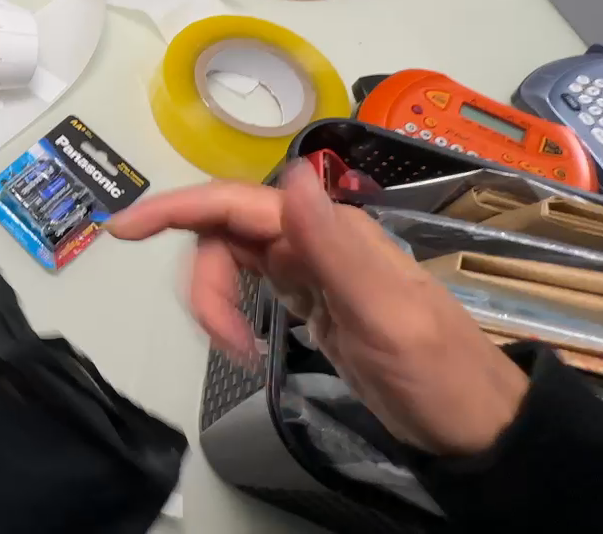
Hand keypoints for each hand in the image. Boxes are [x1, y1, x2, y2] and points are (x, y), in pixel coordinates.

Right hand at [107, 162, 528, 455]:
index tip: (124, 228)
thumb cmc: (438, 374)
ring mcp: (305, 262)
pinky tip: (240, 338)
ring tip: (235, 347)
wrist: (478, 432)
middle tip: (218, 337)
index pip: (230, 203)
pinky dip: (227, 308)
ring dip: (214, 300)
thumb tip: (292, 172)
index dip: (172, 209)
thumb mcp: (388, 314)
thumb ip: (333, 243)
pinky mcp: (302, 291)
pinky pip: (242, 282)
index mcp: (323, 228)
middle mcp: (307, 234)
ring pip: (227, 258)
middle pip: (221, 234)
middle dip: (204, 283)